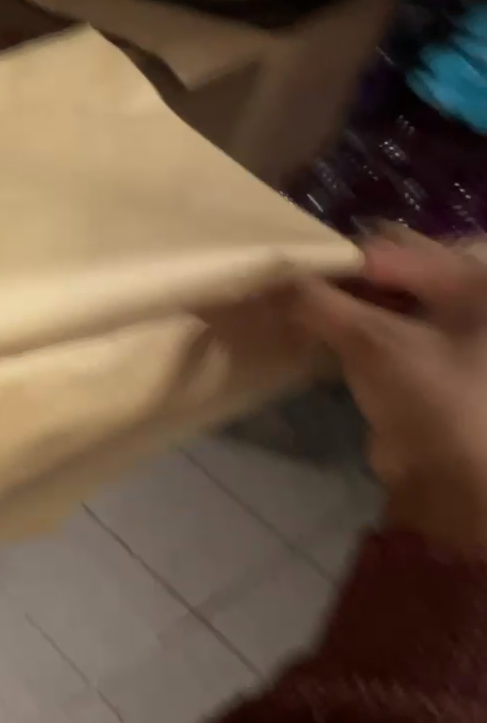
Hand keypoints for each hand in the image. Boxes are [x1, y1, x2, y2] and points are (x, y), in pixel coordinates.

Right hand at [290, 230, 486, 551]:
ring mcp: (447, 328)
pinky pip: (371, 326)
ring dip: (326, 304)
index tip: (268, 274)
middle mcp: (469, 295)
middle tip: (269, 294)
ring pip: (372, 298)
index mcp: (475, 279)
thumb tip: (257, 277)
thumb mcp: (371, 342)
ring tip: (279, 313)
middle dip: (324, 279)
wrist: (461, 474)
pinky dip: (336, 326)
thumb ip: (313, 303)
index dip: (325, 257)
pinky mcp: (421, 358)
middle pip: (380, 269)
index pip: (384, 247)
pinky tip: (305, 336)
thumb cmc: (436, 398)